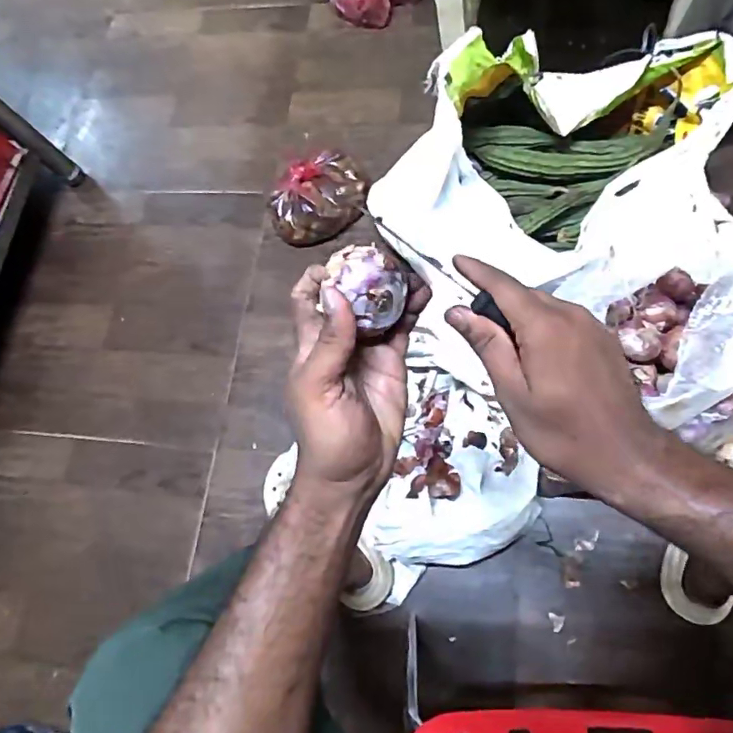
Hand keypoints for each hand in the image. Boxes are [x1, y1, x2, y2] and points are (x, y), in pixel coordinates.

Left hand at [285, 264, 429, 513]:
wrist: (354, 473)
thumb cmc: (325, 434)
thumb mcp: (318, 386)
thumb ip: (329, 341)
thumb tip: (336, 291)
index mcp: (311, 344)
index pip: (308, 298)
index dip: (321, 276)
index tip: (345, 262)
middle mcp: (339, 340)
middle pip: (350, 295)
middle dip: (366, 274)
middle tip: (389, 258)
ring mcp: (368, 349)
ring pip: (380, 307)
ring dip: (393, 288)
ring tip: (412, 272)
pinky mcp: (392, 362)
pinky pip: (402, 328)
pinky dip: (412, 309)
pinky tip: (424, 294)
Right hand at [443, 255, 681, 505]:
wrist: (627, 456)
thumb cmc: (562, 433)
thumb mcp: (513, 394)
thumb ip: (487, 346)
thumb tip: (458, 311)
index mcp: (545, 326)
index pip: (503, 286)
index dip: (477, 271)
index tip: (457, 259)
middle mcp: (571, 315)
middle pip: (524, 294)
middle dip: (495, 299)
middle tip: (471, 323)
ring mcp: (592, 326)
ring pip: (545, 307)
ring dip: (519, 314)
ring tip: (502, 343)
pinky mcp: (604, 340)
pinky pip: (564, 320)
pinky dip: (542, 324)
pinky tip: (535, 352)